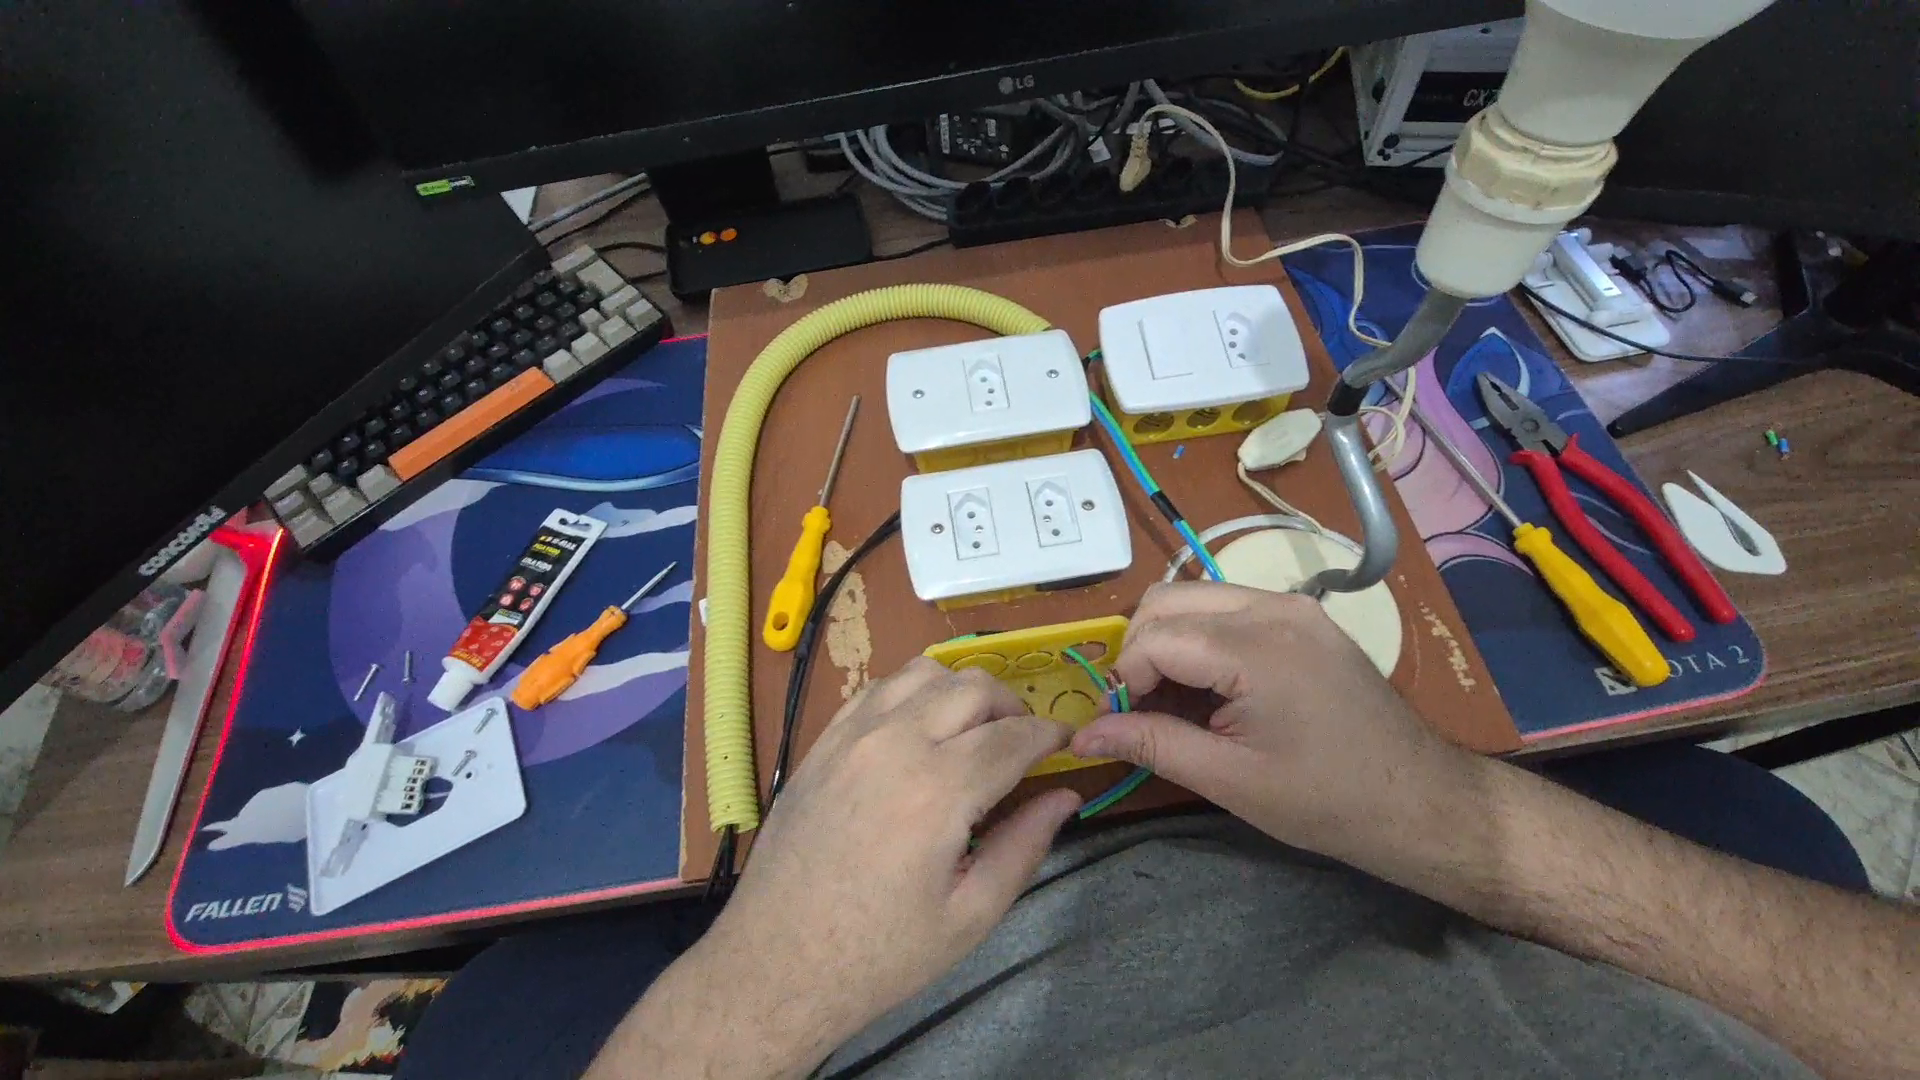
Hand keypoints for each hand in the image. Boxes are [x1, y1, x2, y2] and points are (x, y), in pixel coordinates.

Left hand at [612, 658, 1078, 1078]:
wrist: (775, 963)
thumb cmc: (880, 953)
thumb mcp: (969, 915)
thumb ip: (1024, 847)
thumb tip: (1066, 796)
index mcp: (939, 789)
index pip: (1013, 736)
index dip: (1050, 735)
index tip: (1065, 743)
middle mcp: (896, 742)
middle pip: (973, 687)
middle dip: (1012, 706)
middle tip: (1024, 742)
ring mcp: (853, 734)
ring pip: (924, 673)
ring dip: (962, 690)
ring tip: (975, 728)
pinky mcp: (823, 740)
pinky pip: (879, 688)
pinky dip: (914, 692)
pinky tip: (920, 726)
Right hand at [1069, 582, 1483, 873]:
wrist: (1423, 801)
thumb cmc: (1326, 800)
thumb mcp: (1228, 779)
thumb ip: (1149, 744)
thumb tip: (1081, 735)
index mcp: (1254, 646)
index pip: (1153, 638)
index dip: (1123, 680)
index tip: (1118, 724)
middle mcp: (1271, 606)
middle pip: (1165, 601)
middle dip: (1137, 652)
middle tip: (1140, 709)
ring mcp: (1291, 605)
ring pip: (1192, 597)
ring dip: (1166, 641)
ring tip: (1173, 701)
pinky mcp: (1301, 616)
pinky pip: (1226, 607)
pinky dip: (1199, 637)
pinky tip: (1209, 687)